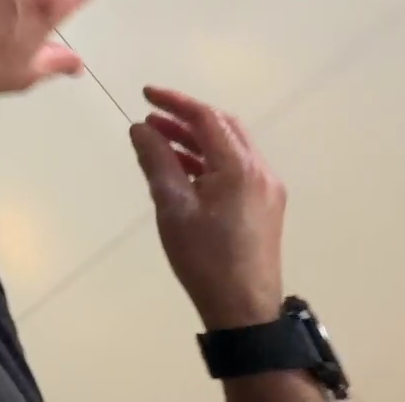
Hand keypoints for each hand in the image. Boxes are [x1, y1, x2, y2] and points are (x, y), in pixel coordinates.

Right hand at [129, 86, 287, 329]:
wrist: (245, 311)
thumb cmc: (205, 256)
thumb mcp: (172, 205)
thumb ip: (156, 159)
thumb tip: (139, 128)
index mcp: (240, 168)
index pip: (206, 118)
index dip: (174, 101)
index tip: (145, 94)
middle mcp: (259, 172)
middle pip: (223, 126)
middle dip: (186, 114)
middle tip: (152, 111)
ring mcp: (265, 190)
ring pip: (229, 146)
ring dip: (194, 136)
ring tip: (157, 136)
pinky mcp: (262, 206)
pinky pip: (233, 166)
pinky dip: (205, 156)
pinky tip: (179, 165)